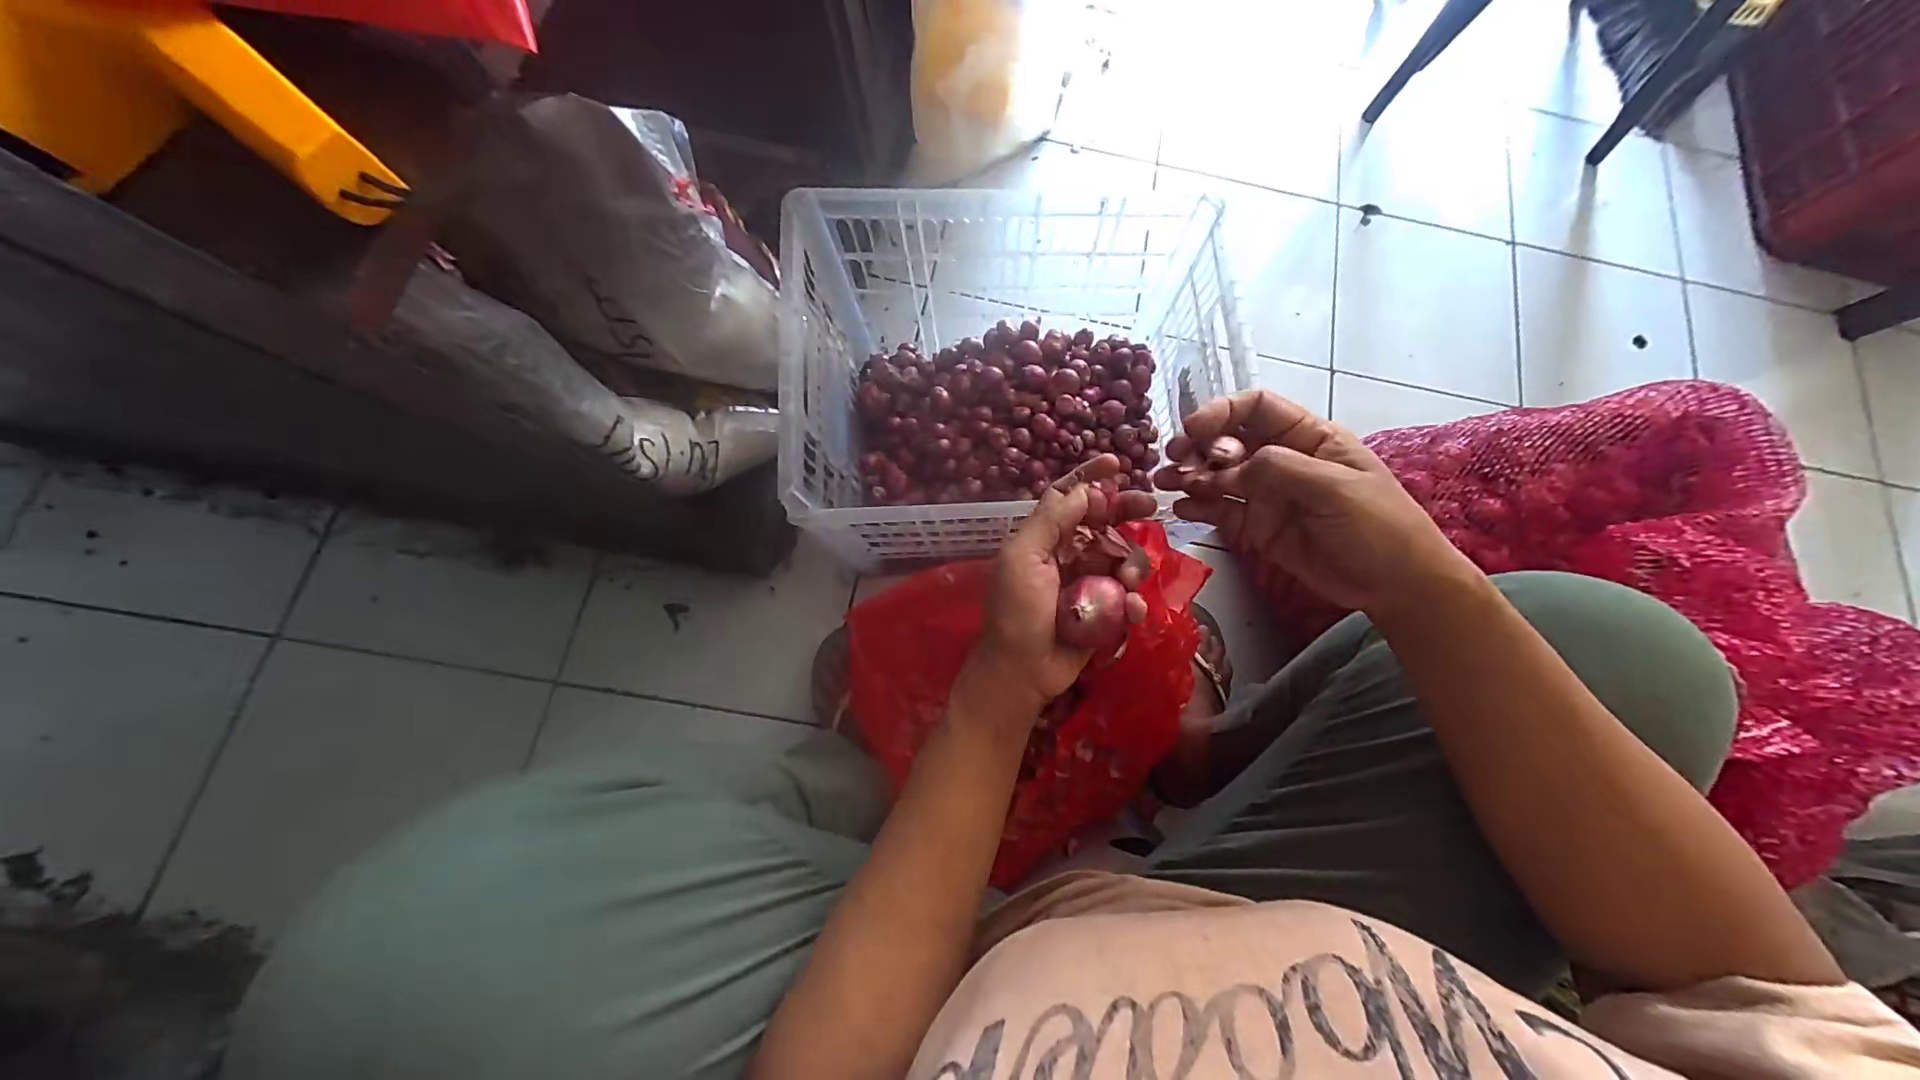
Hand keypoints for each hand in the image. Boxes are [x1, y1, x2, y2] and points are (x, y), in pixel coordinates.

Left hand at [955, 454, 1152, 724]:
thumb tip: (1081, 490)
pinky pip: (1128, 596)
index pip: (1068, 498)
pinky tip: (1131, 608)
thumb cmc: (1016, 612)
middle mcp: (1068, 554)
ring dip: (1131, 563)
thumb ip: (1051, 520)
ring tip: (1127, 582)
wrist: (1021, 670)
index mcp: (1043, 538)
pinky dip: (1133, 601)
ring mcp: (1088, 582)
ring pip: (1122, 556)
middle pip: (1104, 521)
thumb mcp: (1023, 559)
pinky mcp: (1104, 611)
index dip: (1090, 478)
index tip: (1116, 462)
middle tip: (1149, 505)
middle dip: (1126, 510)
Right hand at [1153, 390, 1476, 615]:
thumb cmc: (1379, 526)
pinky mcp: (1254, 526)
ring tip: (1166, 484)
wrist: (1394, 584)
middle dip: (1197, 447)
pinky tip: (1181, 509)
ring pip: (1215, 476)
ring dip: (1188, 476)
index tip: (1193, 429)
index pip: (1256, 408)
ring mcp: (1265, 494)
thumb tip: (1227, 466)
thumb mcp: (1336, 488)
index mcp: (1308, 437)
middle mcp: (1280, 460)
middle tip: (1175, 462)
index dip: (1221, 411)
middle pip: (1227, 441)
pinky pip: (1218, 511)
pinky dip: (1196, 508)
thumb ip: (1279, 469)